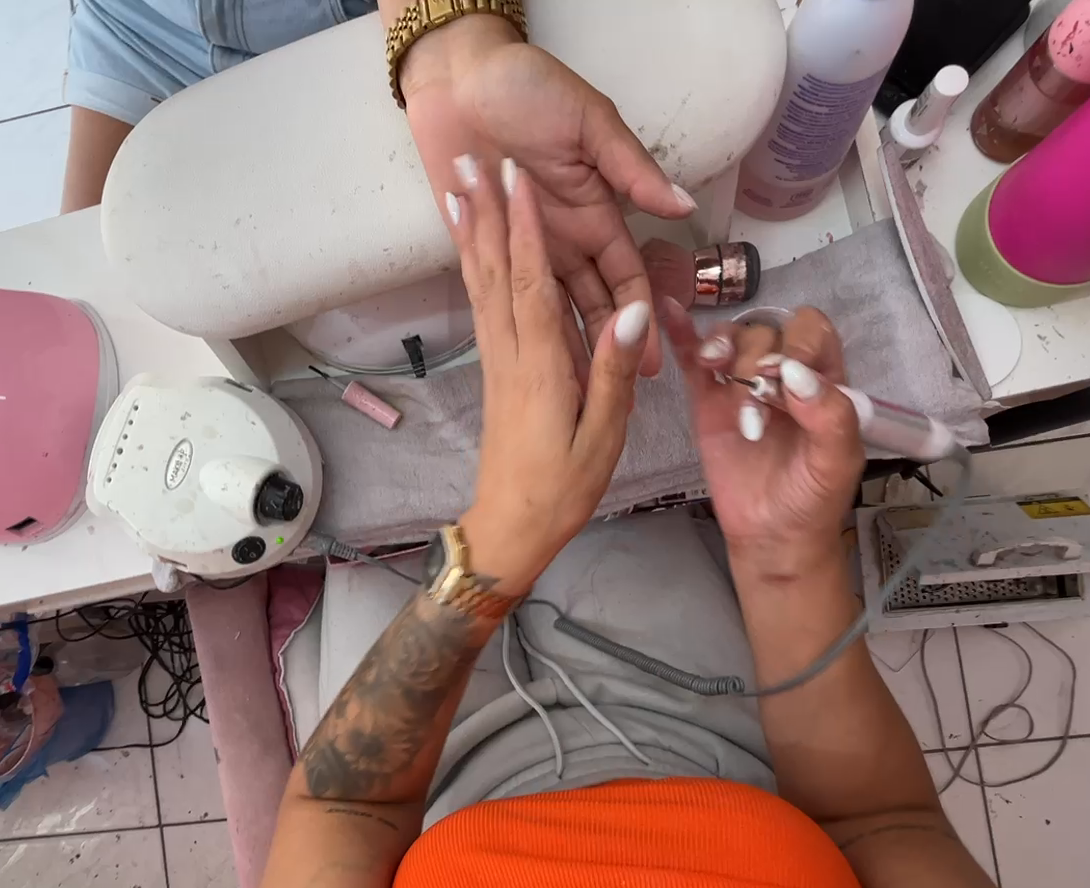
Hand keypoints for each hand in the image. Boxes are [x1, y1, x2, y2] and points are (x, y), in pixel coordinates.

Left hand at [400, 16, 693, 377]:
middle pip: (586, 309)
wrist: (459, 78)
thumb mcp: (591, 123)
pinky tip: (523, 362)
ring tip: (573, 396)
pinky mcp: (480, 254)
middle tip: (617, 400)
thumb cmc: (529, 90)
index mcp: (591, 222)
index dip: (636, 322)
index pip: (622, 283)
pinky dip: (512, 328)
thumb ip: (631, 169)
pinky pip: (496, 298)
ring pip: (544, 315)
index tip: (650, 365)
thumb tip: (681, 206)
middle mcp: (558, 244)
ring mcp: (519, 253)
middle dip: (603, 351)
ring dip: (560, 349)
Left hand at [448, 154, 648, 595]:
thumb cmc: (562, 489)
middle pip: (496, 273)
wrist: (509, 527)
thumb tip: (633, 313)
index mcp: (542, 367)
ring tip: (456, 189)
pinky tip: (470, 254)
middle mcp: (511, 355)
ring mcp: (496, 364)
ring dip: (470, 235)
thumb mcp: (602, 437)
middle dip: (486, 213)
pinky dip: (473, 274)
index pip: (533, 283)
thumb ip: (614, 373)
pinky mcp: (493, 376)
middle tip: (471, 158)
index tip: (518, 177)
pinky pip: (482, 313)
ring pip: (481, 288)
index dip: (526, 228)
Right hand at [662, 302, 862, 580]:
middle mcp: (781, 373)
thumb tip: (795, 374)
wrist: (772, 536)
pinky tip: (669, 315)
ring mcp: (739, 386)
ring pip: (730, 340)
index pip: (810, 332)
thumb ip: (830, 414)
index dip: (795, 345)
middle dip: (755, 362)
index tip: (782, 382)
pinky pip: (693, 361)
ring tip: (716, 370)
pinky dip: (682, 336)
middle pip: (765, 332)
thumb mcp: (837, 461)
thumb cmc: (812, 499)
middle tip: (753, 409)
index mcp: (822, 379)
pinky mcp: (706, 402)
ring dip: (722, 347)